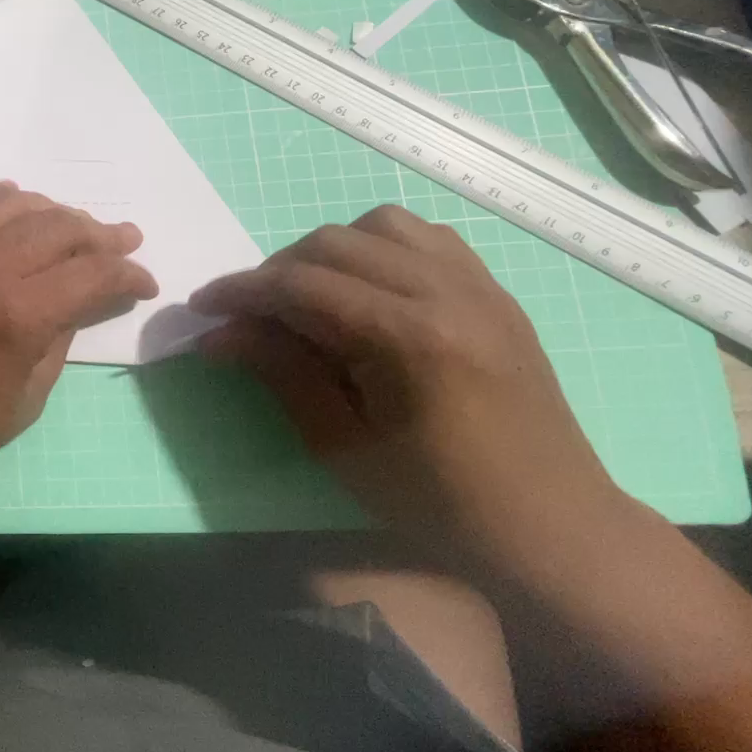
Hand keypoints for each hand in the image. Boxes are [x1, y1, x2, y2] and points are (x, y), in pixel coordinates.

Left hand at [0, 183, 157, 515]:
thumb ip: (60, 337)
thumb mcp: (24, 400)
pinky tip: (5, 206)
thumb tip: (84, 295)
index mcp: (15, 315)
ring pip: (6, 201)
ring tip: (64, 226)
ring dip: (47, 211)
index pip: (93, 271)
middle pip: (56, 225)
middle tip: (117, 243)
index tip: (141, 281)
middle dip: (99, 234)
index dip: (128, 273)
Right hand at [189, 205, 625, 570]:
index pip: (300, 286)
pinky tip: (363, 289)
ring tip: (306, 297)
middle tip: (248, 316)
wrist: (550, 525)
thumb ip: (278, 372)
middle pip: (333, 245)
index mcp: (409, 339)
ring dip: (327, 252)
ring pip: (379, 226)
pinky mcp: (495, 294)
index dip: (240, 291)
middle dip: (275, 272)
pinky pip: (425, 238)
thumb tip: (217, 334)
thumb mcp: (338, 444)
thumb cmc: (434, 500)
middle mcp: (449, 294)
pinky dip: (378, 249)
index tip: (201, 308)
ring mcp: (480, 287)